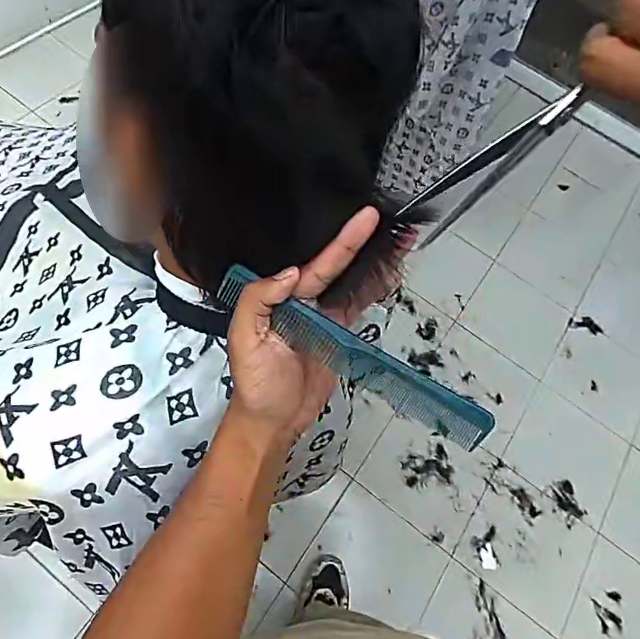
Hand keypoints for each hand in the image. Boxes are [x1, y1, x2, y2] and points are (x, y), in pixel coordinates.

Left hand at [224, 207, 380, 445]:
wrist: (275, 420)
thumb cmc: (254, 384)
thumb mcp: (244, 340)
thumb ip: (259, 301)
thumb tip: (290, 273)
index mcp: (280, 297)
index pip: (313, 265)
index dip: (339, 243)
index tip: (360, 221)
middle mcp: (302, 302)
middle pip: (335, 265)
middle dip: (358, 241)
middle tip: (381, 218)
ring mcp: (323, 317)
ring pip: (350, 282)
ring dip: (370, 261)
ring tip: (395, 241)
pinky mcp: (338, 334)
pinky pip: (357, 306)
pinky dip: (373, 290)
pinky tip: (387, 274)